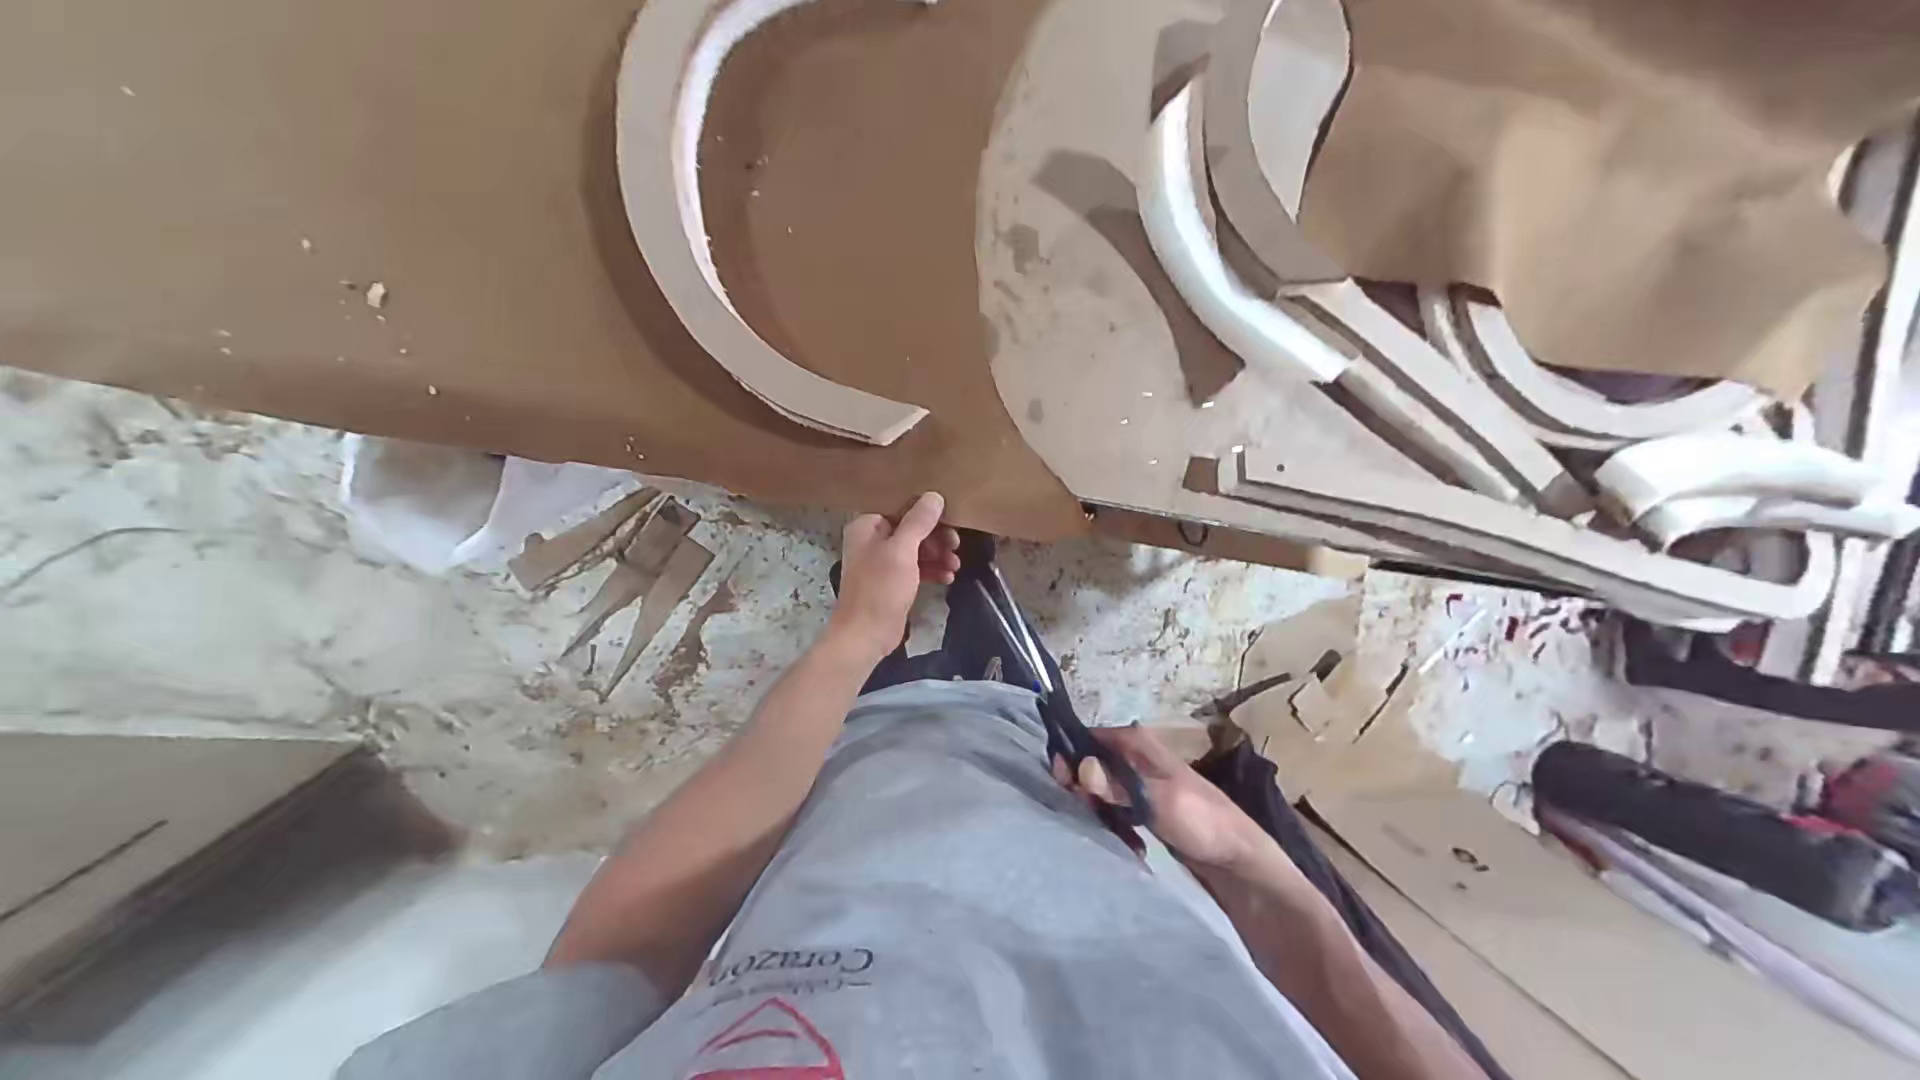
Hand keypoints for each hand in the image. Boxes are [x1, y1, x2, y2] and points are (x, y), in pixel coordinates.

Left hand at [827, 492, 961, 662]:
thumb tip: (934, 496)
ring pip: (916, 549)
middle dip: (935, 537)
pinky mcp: (892, 582)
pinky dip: (931, 570)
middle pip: (911, 529)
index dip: (926, 512)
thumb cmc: (880, 588)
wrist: (866, 634)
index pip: (900, 508)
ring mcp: (882, 563)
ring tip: (955, 564)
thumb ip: (918, 522)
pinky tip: (948, 577)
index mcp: (867, 526)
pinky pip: (916, 568)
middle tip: (956, 544)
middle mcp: (872, 540)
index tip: (950, 518)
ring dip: (937, 554)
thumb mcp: (902, 551)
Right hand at [1052, 725, 1269, 872]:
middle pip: (1089, 762)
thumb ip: (1119, 785)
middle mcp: (1134, 753)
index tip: (1064, 786)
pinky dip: (1110, 818)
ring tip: (1103, 827)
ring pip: (1099, 785)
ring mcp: (1138, 779)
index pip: (1087, 738)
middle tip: (1085, 810)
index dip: (1070, 758)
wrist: (1237, 856)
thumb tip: (1081, 767)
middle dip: (1081, 786)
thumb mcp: (1159, 801)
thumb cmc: (1201, 821)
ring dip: (1095, 806)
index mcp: (1136, 741)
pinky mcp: (1141, 803)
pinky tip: (1119, 836)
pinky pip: (1112, 805)